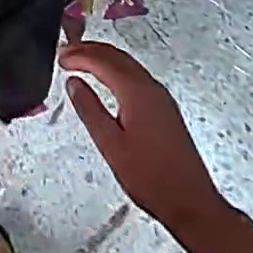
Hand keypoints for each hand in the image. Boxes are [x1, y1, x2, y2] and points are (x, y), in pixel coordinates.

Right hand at [61, 41, 226, 228]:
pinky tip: (108, 79)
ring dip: (103, 57)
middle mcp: (151, 88)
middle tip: (68, 53)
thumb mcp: (111, 145)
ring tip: (82, 61)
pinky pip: (136, 75)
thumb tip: (75, 84)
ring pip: (128, 64)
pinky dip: (116, 69)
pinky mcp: (165, 107)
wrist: (191, 202)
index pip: (103, 60)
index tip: (62, 57)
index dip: (79, 55)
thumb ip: (89, 109)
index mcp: (137, 92)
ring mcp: (161, 97)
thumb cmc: (152, 178)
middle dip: (89, 50)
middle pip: (116, 55)